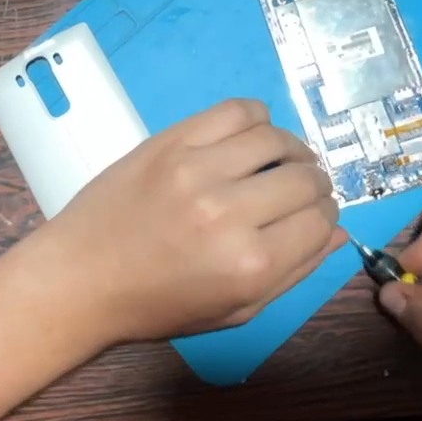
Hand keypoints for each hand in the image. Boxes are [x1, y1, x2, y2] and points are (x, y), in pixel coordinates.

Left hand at [30, 99, 344, 345]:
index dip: (326, 215)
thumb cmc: (158, 304)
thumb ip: (293, 272)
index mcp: (251, 265)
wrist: (82, 275)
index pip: (321, 221)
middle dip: (314, 184)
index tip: (314, 214)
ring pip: (275, 138)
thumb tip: (339, 232)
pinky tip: (254, 134)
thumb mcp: (234, 310)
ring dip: (292, 148)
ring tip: (284, 158)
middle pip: (305, 178)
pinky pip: (236, 110)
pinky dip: (257, 117)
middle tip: (301, 189)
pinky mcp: (172, 140)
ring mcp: (198, 168)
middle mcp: (231, 212)